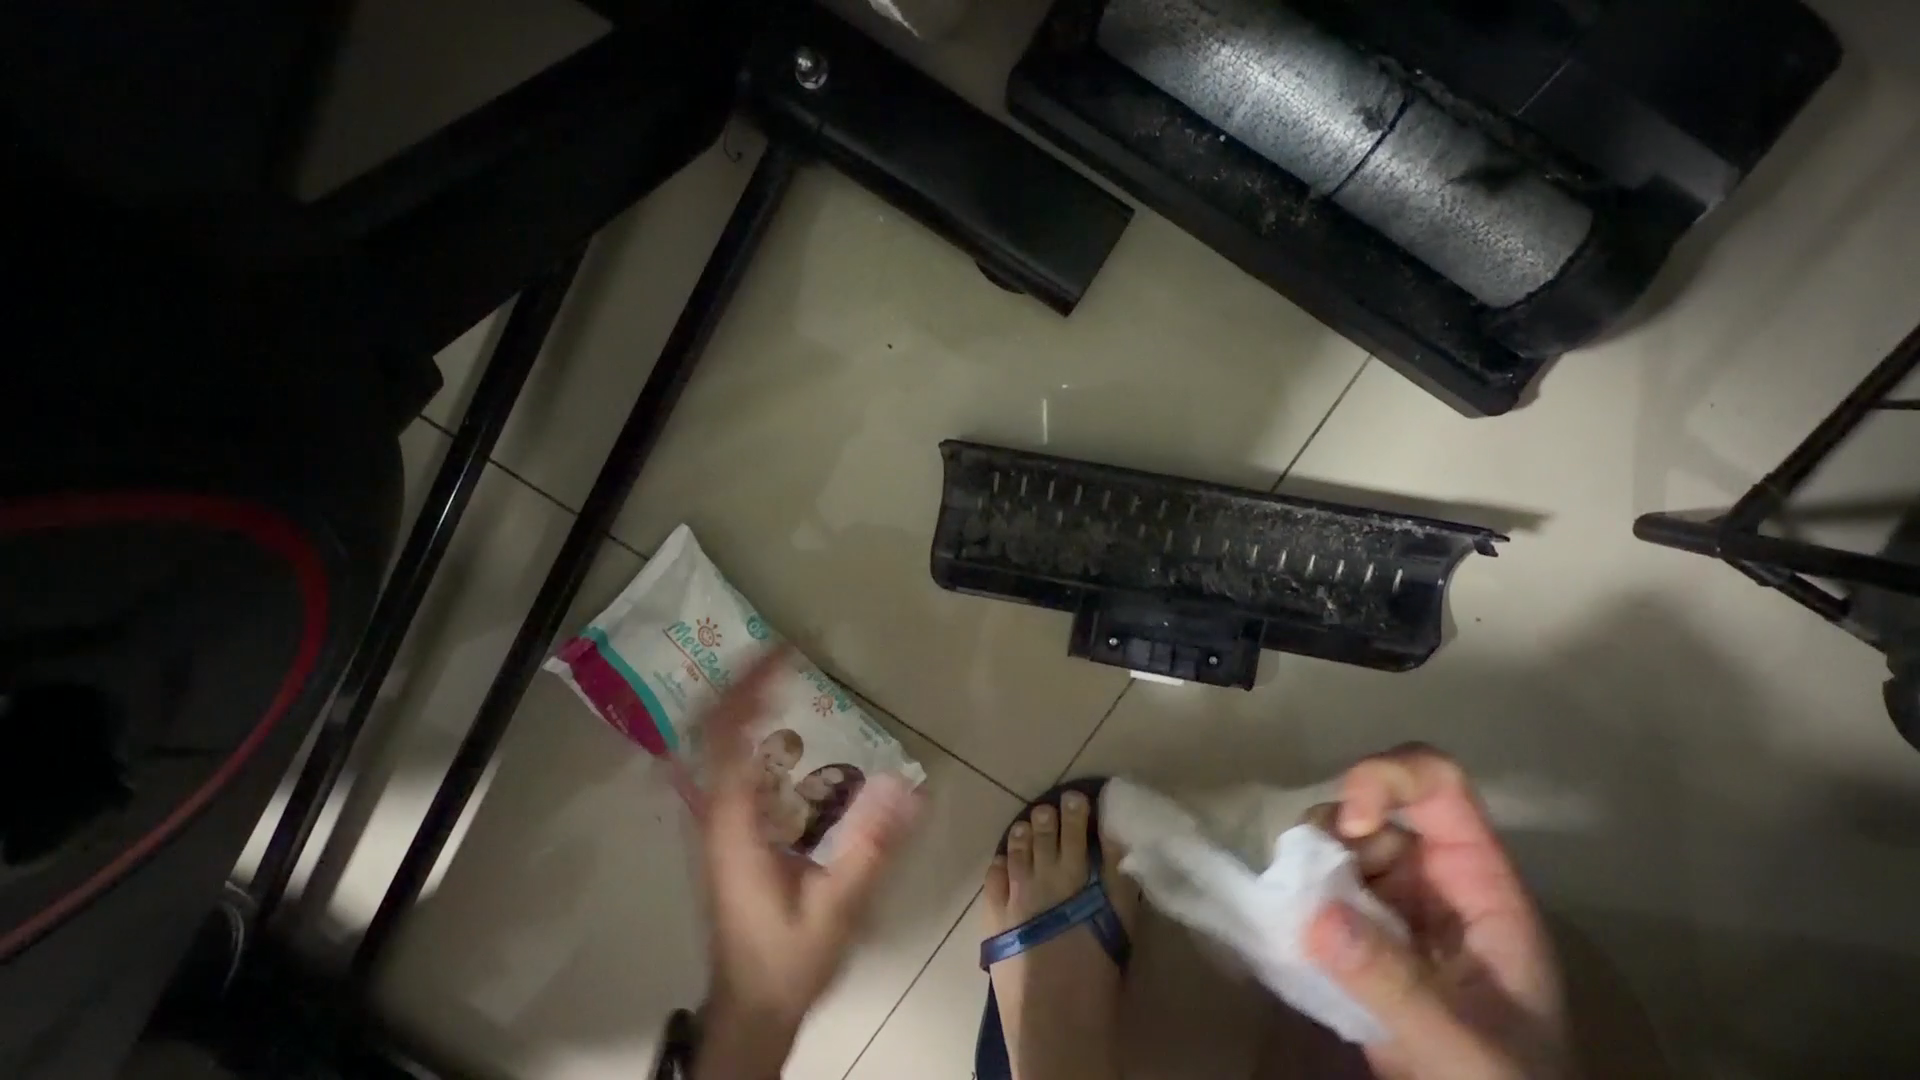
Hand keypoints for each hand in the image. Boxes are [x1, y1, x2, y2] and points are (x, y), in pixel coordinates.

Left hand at [691, 649, 919, 1078]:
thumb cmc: (789, 960)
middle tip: (782, 652)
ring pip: (714, 746)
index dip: (752, 690)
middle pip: (714, 731)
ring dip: (740, 704)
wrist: (750, 1006)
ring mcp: (717, 823)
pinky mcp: (727, 833)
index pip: (731, 738)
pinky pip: (726, 766)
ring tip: (777, 674)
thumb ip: (871, 849)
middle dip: (741, 684)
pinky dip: (743, 733)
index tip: (784, 655)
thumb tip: (909, 785)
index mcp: (735, 825)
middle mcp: (717, 815)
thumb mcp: (836, 909)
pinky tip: (771, 727)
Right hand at [1304, 745, 1569, 1079]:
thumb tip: (1317, 915)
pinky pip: (1315, 886)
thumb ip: (1396, 985)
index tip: (1350, 825)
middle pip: (1369, 808)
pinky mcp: (1358, 929)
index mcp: (1478, 882)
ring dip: (1306, 871)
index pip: (1437, 785)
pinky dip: (1294, 898)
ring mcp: (1392, 901)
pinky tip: (1292, 936)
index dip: (1388, 780)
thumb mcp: (1462, 1047)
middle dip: (1331, 837)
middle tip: (1308, 892)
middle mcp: (1432, 876)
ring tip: (1302, 926)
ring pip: (1334, 843)